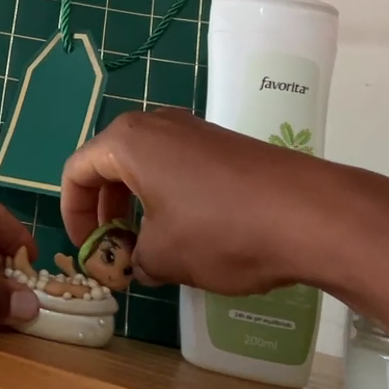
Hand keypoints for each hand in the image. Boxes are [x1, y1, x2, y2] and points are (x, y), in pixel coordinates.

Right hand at [60, 108, 370, 294]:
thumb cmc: (222, 231)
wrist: (315, 216)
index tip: (87, 250)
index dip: (73, 215)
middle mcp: (156, 124)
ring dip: (137, 205)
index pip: (76, 172)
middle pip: (109, 165)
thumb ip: (136, 259)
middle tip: (115, 249)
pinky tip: (191, 233)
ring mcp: (195, 131)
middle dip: (105, 210)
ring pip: (145, 166)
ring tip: (151, 247)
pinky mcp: (226, 145)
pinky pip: (179, 167)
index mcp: (126, 141)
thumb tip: (140, 263)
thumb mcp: (164, 257)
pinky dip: (169, 197)